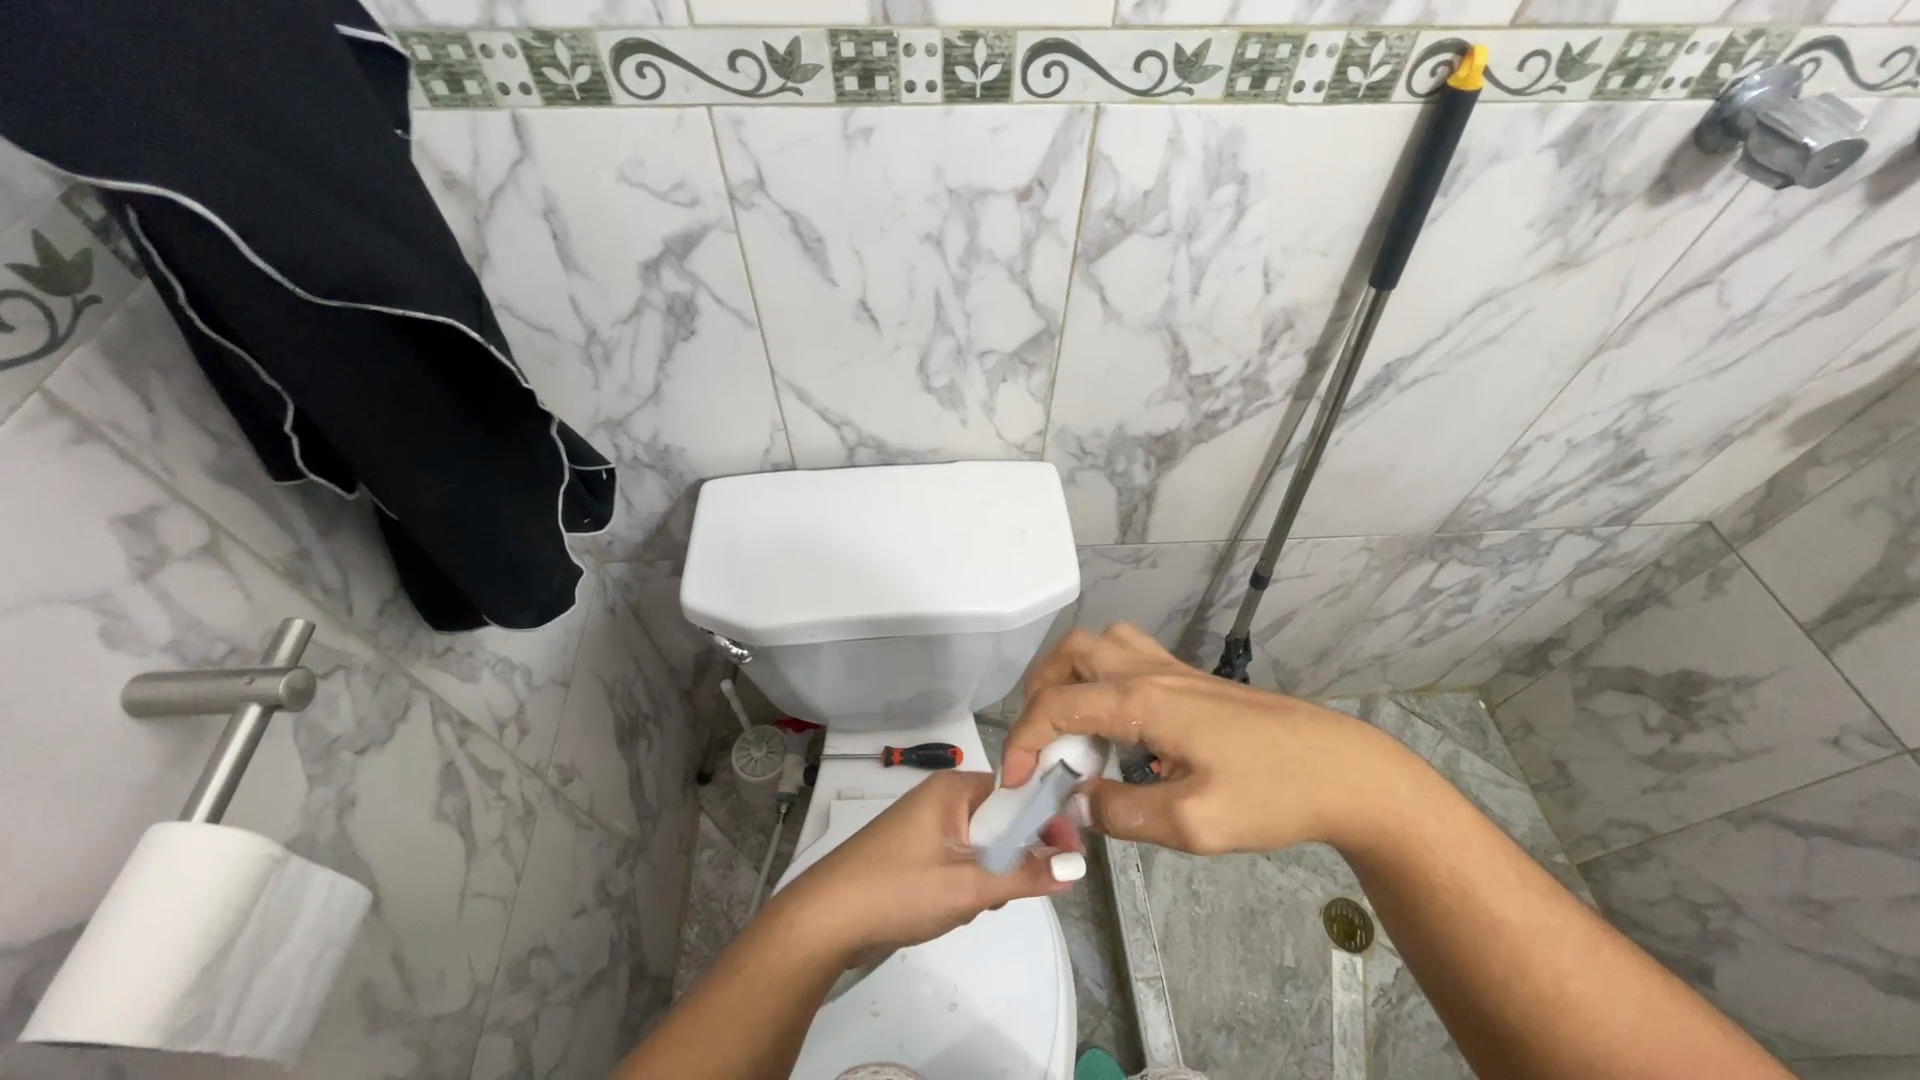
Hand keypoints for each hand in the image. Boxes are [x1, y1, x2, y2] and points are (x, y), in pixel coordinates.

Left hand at [765, 770, 1083, 962]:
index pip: (1018, 791)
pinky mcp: (913, 854)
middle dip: (1012, 856)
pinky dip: (966, 883)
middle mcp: (940, 799)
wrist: (824, 922)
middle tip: (1008, 889)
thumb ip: (1026, 875)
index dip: (1047, 820)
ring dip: (988, 875)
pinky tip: (953, 908)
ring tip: (973, 903)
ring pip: (981, 846)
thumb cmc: (898, 890)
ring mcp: (924, 827)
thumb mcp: (970, 886)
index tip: (1071, 854)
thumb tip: (1076, 867)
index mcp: (953, 789)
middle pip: (1001, 820)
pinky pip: (958, 860)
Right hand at [1002, 623, 1411, 854]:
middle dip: (1040, 691)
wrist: (1345, 772)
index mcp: (1142, 701)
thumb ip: (1121, 813)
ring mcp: (1176, 672)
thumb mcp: (1192, 823)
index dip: (1024, 741)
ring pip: (1102, 644)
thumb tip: (1079, 802)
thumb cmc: (1272, 795)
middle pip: (1072, 651)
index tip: (1016, 782)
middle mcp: (1151, 673)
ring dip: (1071, 677)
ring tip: (1072, 726)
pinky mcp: (1194, 683)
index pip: (1057, 705)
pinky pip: (1130, 658)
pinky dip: (1103, 681)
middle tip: (1041, 741)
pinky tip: (1119, 728)